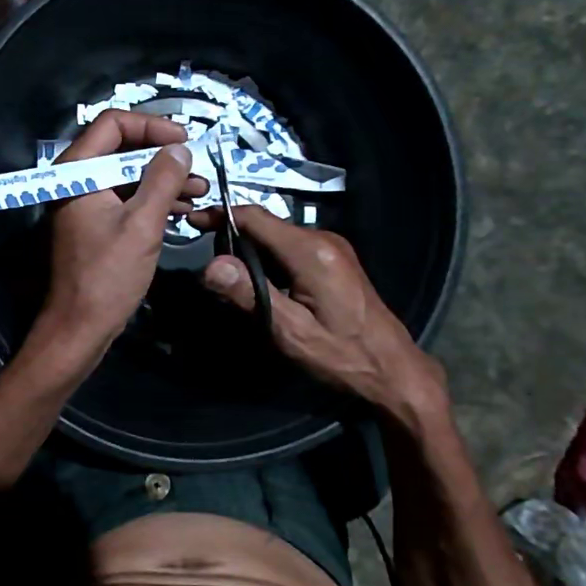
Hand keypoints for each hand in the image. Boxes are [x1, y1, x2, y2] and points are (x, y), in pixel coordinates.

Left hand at [39, 110, 207, 350]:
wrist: (79, 326)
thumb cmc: (107, 275)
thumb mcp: (142, 224)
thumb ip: (163, 180)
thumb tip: (180, 148)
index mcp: (76, 172)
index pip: (113, 124)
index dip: (152, 126)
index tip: (185, 141)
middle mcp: (76, 180)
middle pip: (121, 147)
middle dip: (161, 155)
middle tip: (197, 167)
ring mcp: (84, 202)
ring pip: (126, 174)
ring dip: (162, 178)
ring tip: (199, 188)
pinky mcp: (95, 223)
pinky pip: (125, 198)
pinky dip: (152, 198)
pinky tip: (182, 206)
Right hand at [195, 205, 445, 417]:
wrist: (394, 370)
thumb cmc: (342, 354)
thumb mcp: (290, 331)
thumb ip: (250, 295)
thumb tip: (210, 265)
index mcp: (311, 251)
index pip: (256, 218)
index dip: (220, 216)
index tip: (192, 223)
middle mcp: (323, 239)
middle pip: (265, 226)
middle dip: (233, 239)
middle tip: (208, 265)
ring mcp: (332, 248)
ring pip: (277, 237)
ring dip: (250, 252)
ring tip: (229, 280)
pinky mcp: (334, 260)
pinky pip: (291, 248)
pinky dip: (269, 260)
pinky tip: (260, 285)